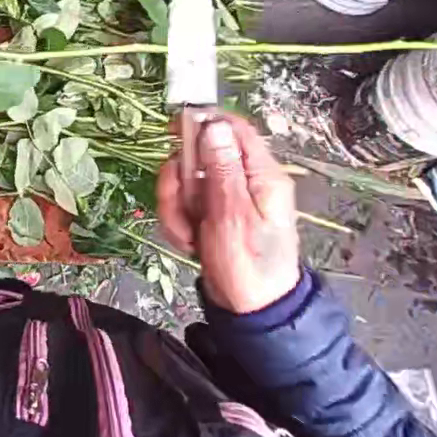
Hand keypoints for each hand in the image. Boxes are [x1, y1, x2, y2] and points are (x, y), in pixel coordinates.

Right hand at [157, 112, 300, 314]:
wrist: (251, 314)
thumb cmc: (248, 267)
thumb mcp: (233, 215)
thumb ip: (223, 169)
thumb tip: (214, 125)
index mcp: (261, 175)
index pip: (235, 129)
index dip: (205, 122)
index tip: (174, 129)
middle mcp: (245, 181)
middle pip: (201, 155)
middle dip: (182, 182)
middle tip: (182, 207)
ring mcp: (227, 199)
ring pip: (188, 181)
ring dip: (178, 207)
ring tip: (187, 235)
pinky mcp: (212, 215)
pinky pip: (186, 204)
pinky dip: (180, 222)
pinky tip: (188, 242)